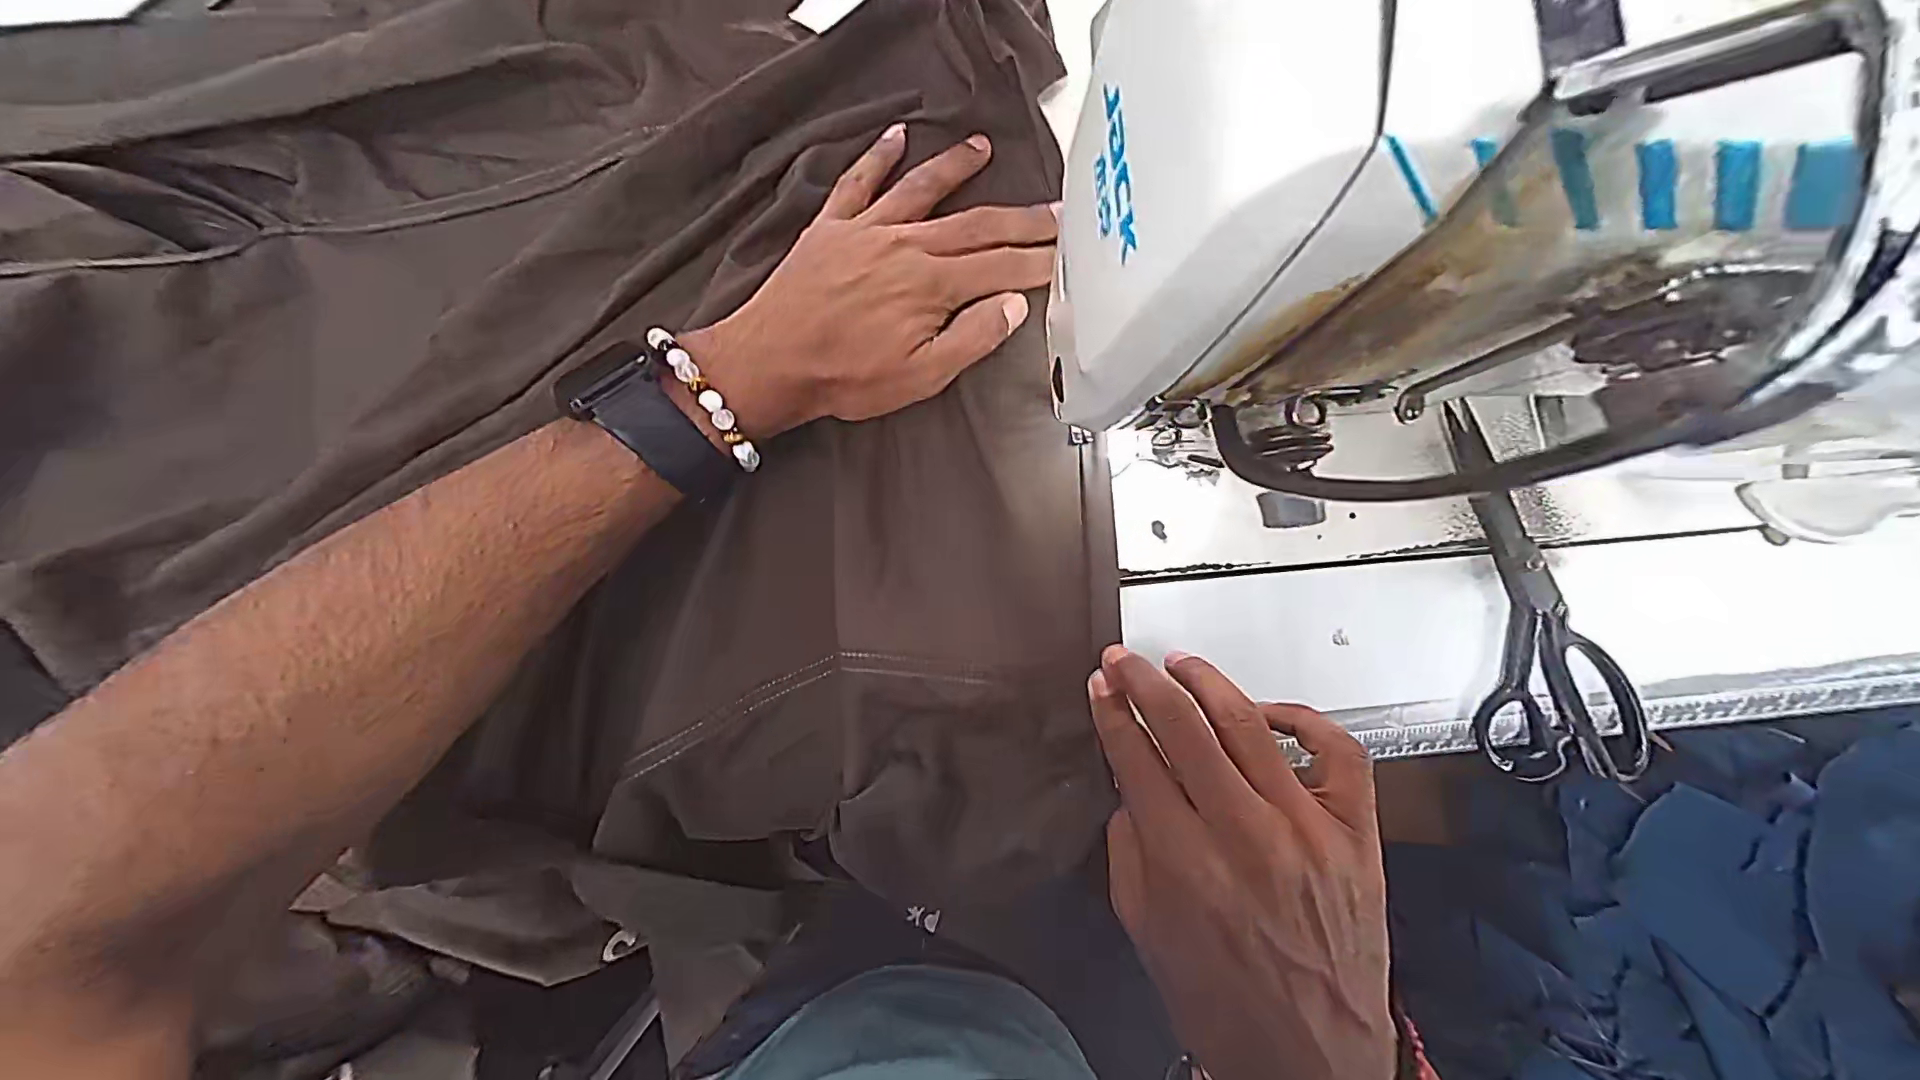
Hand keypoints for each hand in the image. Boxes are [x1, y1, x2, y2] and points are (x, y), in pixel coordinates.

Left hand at [681, 125, 1057, 436]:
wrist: (773, 362)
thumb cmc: (845, 377)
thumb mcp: (920, 376)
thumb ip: (971, 338)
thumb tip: (1012, 306)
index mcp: (932, 285)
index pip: (1001, 266)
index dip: (1038, 261)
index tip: (1066, 255)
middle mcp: (905, 246)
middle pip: (977, 224)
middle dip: (1021, 217)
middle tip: (1053, 209)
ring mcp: (867, 231)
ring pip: (924, 190)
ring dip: (958, 168)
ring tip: (983, 150)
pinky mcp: (832, 228)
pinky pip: (860, 182)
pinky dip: (879, 157)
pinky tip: (896, 137)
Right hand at [1088, 647, 1393, 1079]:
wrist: (1311, 1062)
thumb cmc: (1222, 1001)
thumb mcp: (1143, 925)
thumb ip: (1129, 844)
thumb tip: (1131, 781)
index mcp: (1185, 865)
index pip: (1136, 756)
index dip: (1112, 711)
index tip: (1102, 687)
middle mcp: (1245, 838)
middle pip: (1183, 726)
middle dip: (1143, 681)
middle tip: (1125, 660)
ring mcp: (1307, 831)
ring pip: (1248, 724)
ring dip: (1205, 681)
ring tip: (1180, 663)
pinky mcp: (1355, 837)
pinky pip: (1336, 751)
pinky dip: (1302, 717)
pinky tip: (1269, 710)